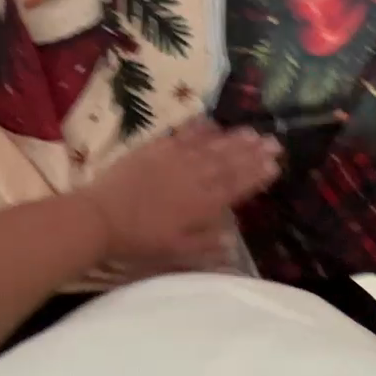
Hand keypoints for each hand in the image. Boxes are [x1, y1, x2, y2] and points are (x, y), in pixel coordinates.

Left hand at [79, 117, 280, 268]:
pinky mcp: (153, 148)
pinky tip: (211, 123)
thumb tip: (233, 238)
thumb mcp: (177, 253)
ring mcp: (173, 159)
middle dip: (252, 151)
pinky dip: (199, 129)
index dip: (256, 175)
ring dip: (232, 138)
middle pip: (227, 162)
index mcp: (201, 205)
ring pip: (210, 146)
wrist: (100, 217)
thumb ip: (207, 245)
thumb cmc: (139, 240)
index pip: (235, 186)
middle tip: (273, 140)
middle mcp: (192, 177)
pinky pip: (183, 135)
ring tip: (252, 130)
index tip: (275, 164)